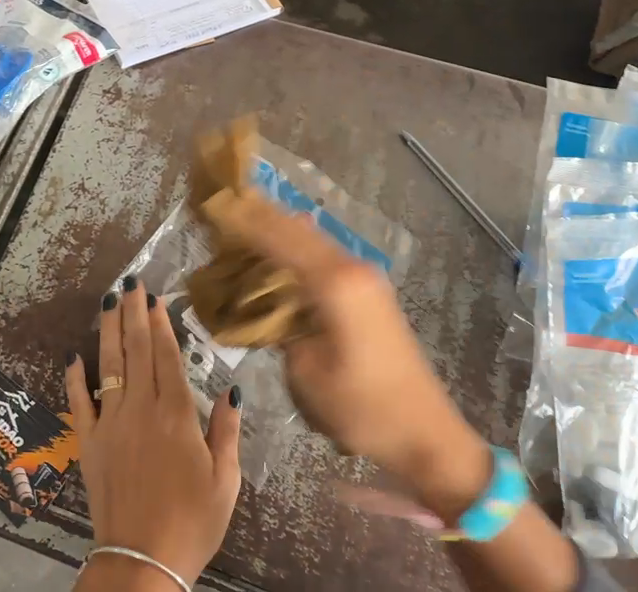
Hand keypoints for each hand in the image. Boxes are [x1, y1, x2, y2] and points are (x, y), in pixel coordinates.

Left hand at [67, 277, 242, 587]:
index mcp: (176, 415)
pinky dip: (74, 377)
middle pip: (136, 350)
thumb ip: (227, 432)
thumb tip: (230, 391)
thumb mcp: (225, 481)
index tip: (154, 297)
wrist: (142, 560)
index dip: (160, 324)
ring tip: (108, 301)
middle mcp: (141, 409)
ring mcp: (110, 423)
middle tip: (130, 282)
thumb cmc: (193, 522)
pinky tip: (74, 355)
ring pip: (108, 365)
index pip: (166, 356)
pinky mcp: (89, 443)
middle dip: (133, 313)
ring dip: (108, 330)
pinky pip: (78, 402)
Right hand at [199, 191, 490, 519]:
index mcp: (334, 283)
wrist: (427, 434)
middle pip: (296, 228)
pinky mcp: (368, 291)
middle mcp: (351, 268)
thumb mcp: (306, 372)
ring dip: (277, 228)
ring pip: (311, 238)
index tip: (211, 203)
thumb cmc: (363, 408)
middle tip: (220, 203)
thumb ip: (279, 326)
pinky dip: (295, 246)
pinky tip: (277, 245)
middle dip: (257, 214)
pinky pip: (323, 255)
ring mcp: (364, 277)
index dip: (242, 220)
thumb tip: (262, 300)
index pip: (278, 237)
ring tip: (240, 219)